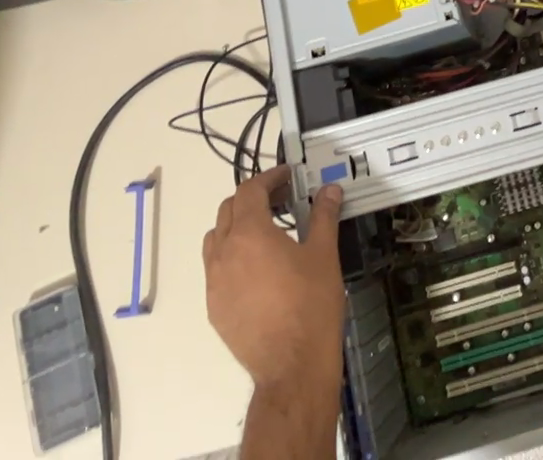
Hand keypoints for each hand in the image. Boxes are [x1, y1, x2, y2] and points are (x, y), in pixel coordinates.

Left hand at [201, 165, 346, 390]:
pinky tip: (259, 270)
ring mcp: (213, 282)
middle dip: (253, 199)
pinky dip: (233, 256)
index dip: (269, 178)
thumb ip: (323, 216)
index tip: (288, 176)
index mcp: (249, 234)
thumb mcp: (324, 254)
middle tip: (282, 200)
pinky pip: (216, 269)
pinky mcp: (214, 307)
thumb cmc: (311, 303)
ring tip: (267, 232)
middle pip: (228, 210)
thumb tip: (329, 191)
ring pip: (216, 239)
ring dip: (237, 226)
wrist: (291, 365)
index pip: (249, 191)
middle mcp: (223, 253)